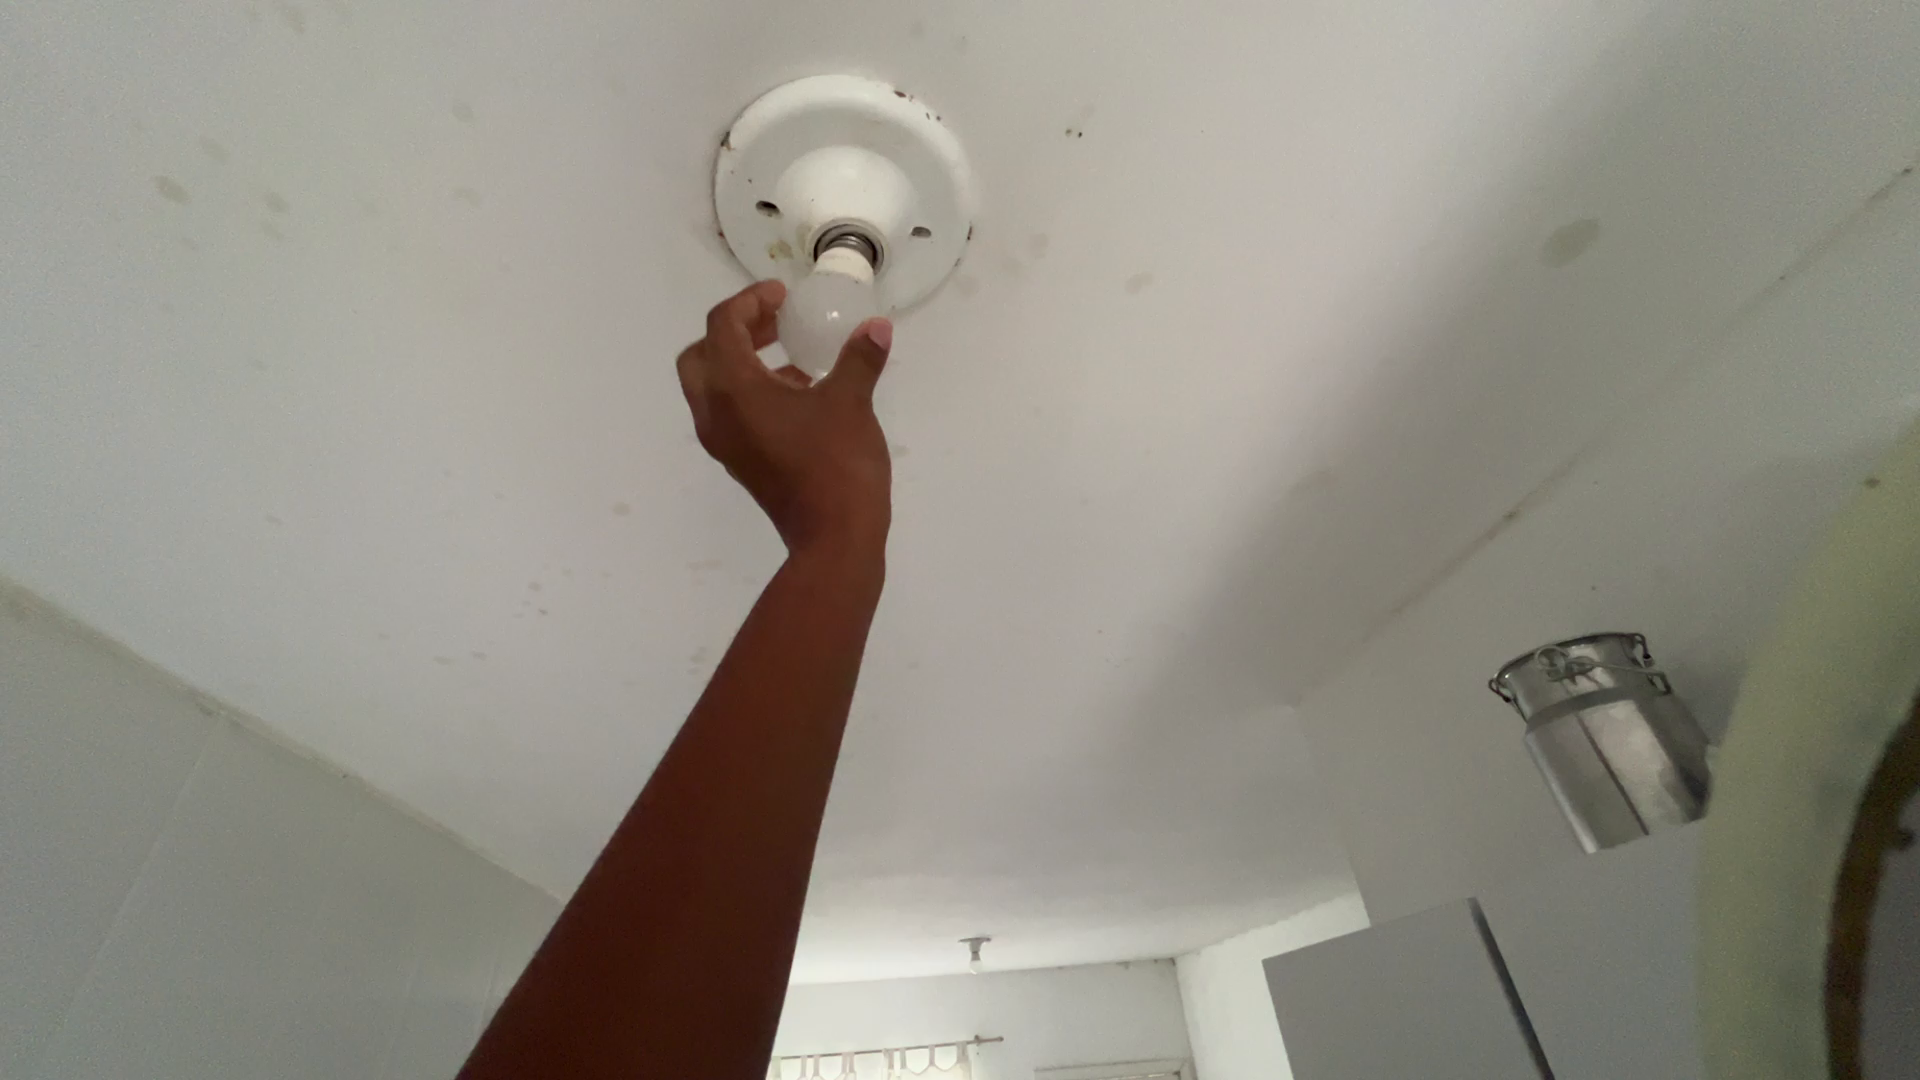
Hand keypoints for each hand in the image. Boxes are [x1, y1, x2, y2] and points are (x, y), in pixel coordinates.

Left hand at [677, 280, 893, 554]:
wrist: (834, 538)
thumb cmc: (837, 465)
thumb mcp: (851, 403)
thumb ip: (859, 359)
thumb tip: (877, 328)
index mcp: (733, 390)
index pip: (722, 326)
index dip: (751, 302)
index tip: (784, 297)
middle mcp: (715, 414)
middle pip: (702, 355)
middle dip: (735, 331)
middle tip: (776, 324)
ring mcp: (724, 443)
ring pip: (712, 387)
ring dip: (742, 363)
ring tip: (794, 360)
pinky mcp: (740, 462)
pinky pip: (730, 413)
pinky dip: (751, 393)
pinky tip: (800, 397)